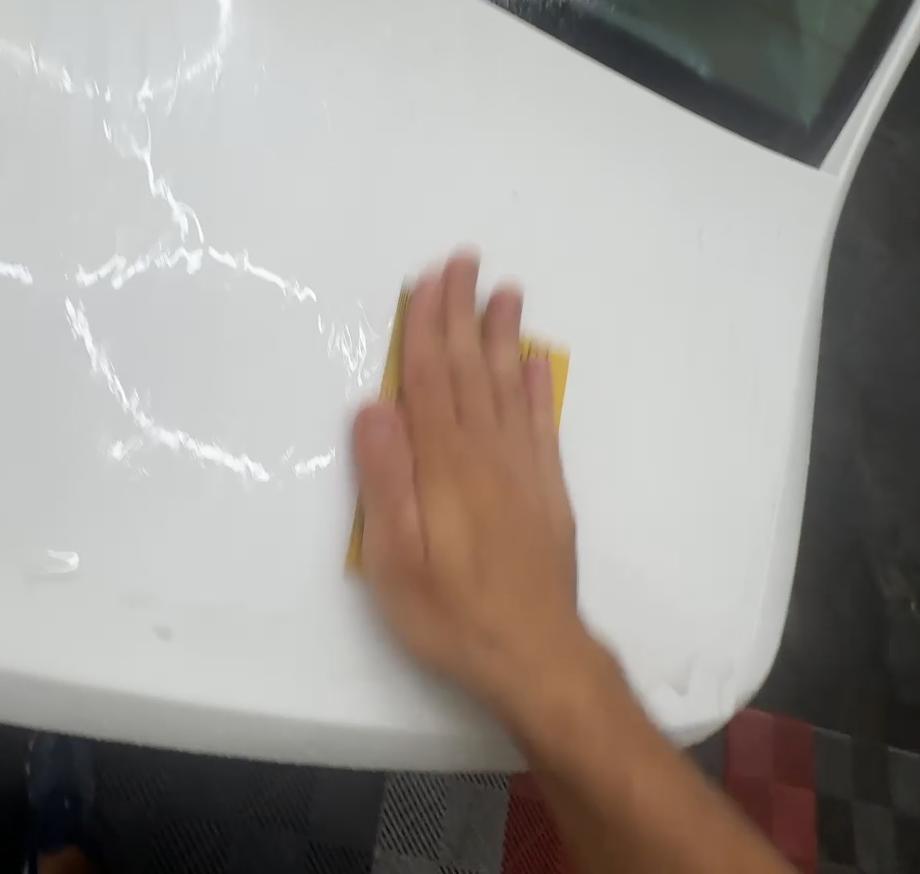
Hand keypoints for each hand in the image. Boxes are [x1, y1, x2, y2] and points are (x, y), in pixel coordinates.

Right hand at [354, 252, 593, 731]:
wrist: (537, 659)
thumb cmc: (450, 610)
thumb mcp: (394, 555)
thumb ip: (385, 477)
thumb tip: (373, 406)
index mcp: (445, 463)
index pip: (432, 378)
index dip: (428, 326)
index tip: (429, 279)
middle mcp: (487, 453)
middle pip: (471, 369)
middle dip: (464, 312)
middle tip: (466, 260)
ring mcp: (523, 470)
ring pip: (509, 386)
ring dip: (503, 335)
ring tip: (506, 291)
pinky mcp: (545, 491)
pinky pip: (539, 424)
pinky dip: (535, 386)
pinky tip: (533, 362)